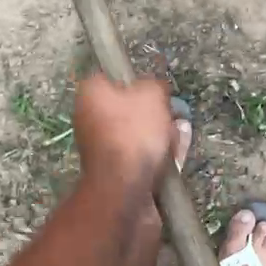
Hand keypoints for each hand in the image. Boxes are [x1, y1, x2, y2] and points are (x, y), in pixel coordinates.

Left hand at [71, 74, 174, 192]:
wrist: (124, 188)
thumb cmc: (134, 133)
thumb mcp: (152, 94)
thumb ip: (155, 85)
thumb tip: (154, 90)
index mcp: (90, 93)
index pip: (112, 77)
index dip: (137, 81)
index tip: (156, 90)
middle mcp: (89, 118)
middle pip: (129, 107)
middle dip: (155, 112)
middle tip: (172, 115)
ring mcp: (100, 146)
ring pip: (138, 133)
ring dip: (161, 135)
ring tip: (176, 138)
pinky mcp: (114, 169)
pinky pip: (140, 155)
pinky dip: (158, 156)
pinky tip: (174, 157)